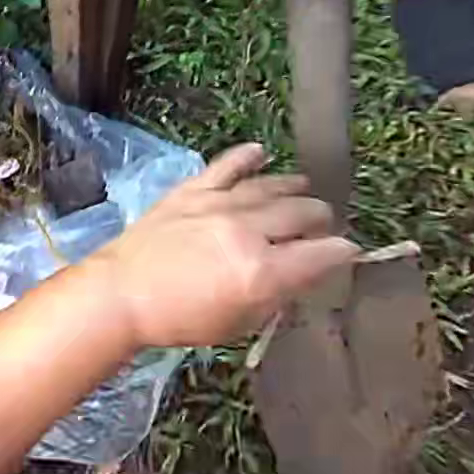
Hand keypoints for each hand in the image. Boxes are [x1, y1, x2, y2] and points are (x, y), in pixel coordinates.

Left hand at [86, 143, 357, 347]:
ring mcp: (217, 204)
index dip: (340, 252)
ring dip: (290, 186)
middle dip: (318, 217)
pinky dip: (245, 156)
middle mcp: (245, 231)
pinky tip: (260, 150)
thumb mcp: (237, 322)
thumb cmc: (181, 318)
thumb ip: (272, 295)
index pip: (317, 257)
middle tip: (325, 219)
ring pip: (266, 188)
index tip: (350, 249)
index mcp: (260, 271)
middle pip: (296, 215)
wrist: (124, 290)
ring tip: (304, 187)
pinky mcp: (193, 189)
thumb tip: (295, 274)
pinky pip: (225, 166)